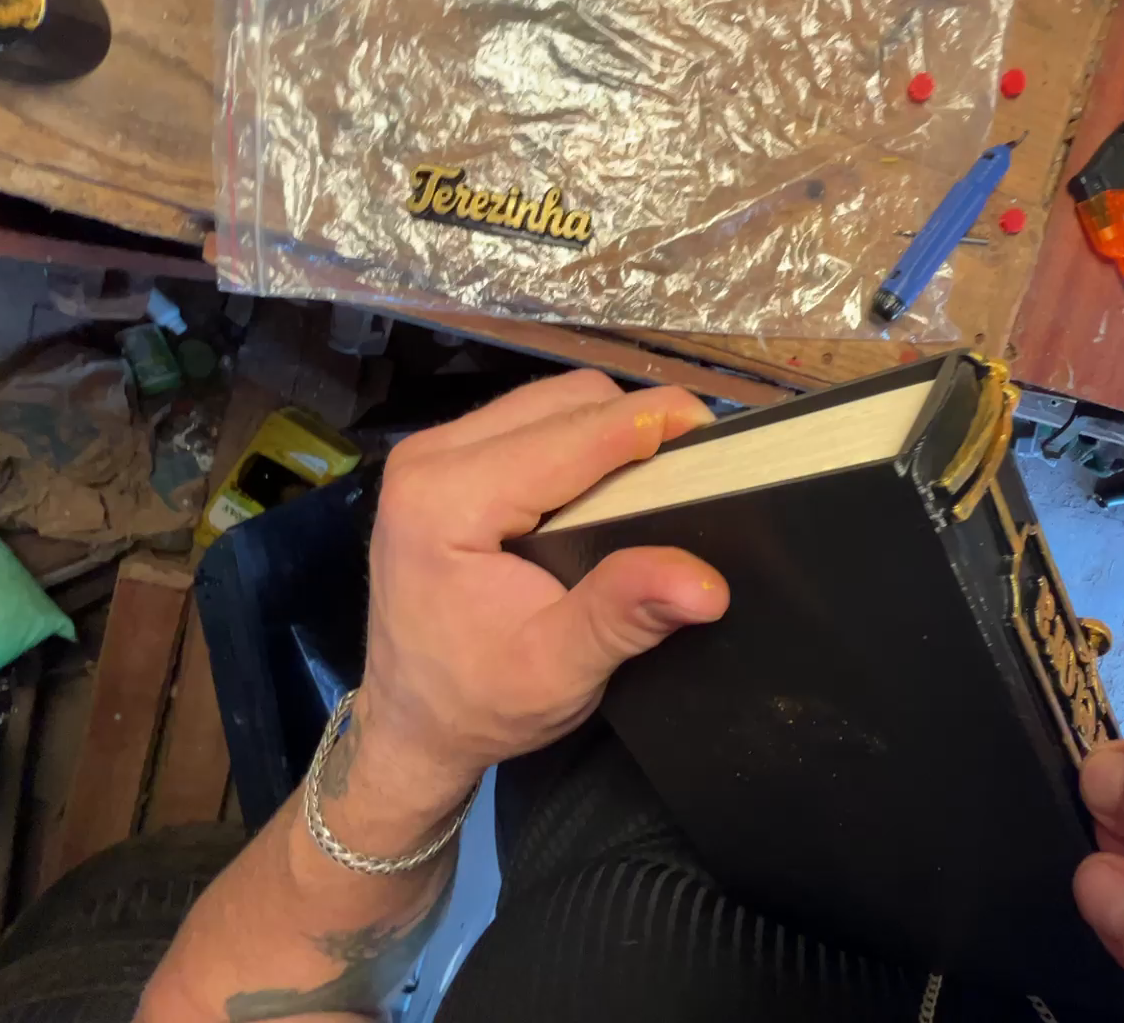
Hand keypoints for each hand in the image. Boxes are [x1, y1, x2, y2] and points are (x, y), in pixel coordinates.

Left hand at [338, 371, 728, 836]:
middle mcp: (431, 458)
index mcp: (447, 500)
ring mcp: (433, 453)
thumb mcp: (558, 671)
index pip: (570, 434)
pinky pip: (533, 420)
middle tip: (691, 465)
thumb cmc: (479, 702)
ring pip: (551, 402)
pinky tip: (606, 481)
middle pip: (563, 401)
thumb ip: (625, 615)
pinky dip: (582, 438)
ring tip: (656, 472)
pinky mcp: (445, 461)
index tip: (711, 428)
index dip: (647, 421)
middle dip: (633, 421)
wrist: (411, 721)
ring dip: (609, 427)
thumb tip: (708, 585)